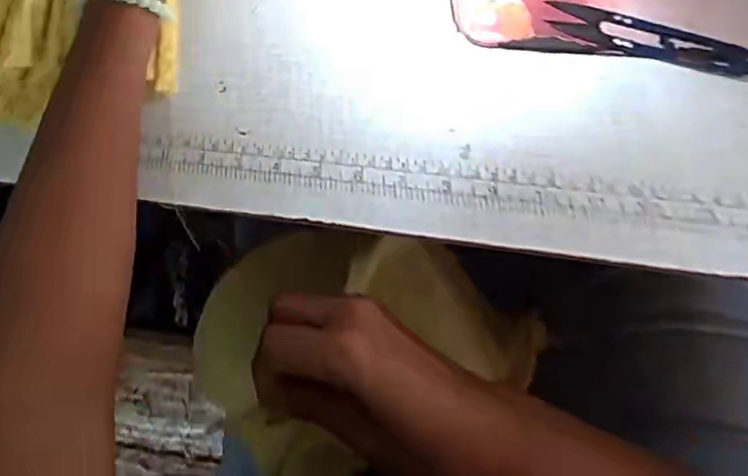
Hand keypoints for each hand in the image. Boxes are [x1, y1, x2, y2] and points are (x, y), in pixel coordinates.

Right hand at [252, 294, 453, 475]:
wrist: (483, 426)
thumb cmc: (426, 445)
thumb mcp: (364, 438)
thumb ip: (313, 406)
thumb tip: (276, 393)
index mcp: (344, 347)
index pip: (274, 342)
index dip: (264, 376)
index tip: (273, 405)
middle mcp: (348, 311)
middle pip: (281, 307)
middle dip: (274, 344)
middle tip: (282, 387)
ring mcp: (361, 304)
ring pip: (300, 302)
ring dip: (292, 334)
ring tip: (304, 379)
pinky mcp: (372, 308)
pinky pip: (323, 308)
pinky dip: (311, 330)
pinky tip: (326, 367)